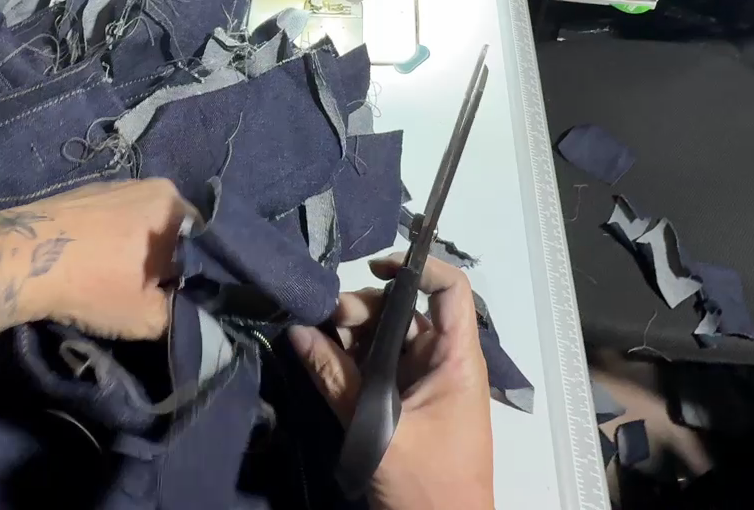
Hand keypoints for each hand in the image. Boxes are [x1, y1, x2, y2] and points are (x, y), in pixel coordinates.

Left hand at [0, 178, 191, 339]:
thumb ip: (184, 317)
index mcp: (171, 202)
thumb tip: (195, 314)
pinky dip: (109, 242)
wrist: (20, 260)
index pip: (202, 242)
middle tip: (146, 294)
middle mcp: (147, 184)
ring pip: (139, 226)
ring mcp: (112, 185)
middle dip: (162, 262)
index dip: (194, 274)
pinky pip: (111, 220)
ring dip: (135, 252)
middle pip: (170, 231)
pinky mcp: (82, 194)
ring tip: (114, 282)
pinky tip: (90, 267)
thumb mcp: (148, 317)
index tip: (178, 298)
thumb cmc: (93, 283)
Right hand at [288, 256, 493, 509]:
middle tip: (327, 317)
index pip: (450, 289)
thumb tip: (298, 331)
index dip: (418, 266)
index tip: (375, 269)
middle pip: (404, 308)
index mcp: (455, 359)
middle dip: (364, 305)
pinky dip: (351, 354)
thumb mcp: (379, 431)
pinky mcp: (403, 398)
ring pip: (385, 333)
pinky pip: (376, 361)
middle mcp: (440, 359)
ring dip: (352, 329)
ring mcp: (421, 379)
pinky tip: (322, 353)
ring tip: (319, 337)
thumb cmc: (428, 487)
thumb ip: (337, 379)